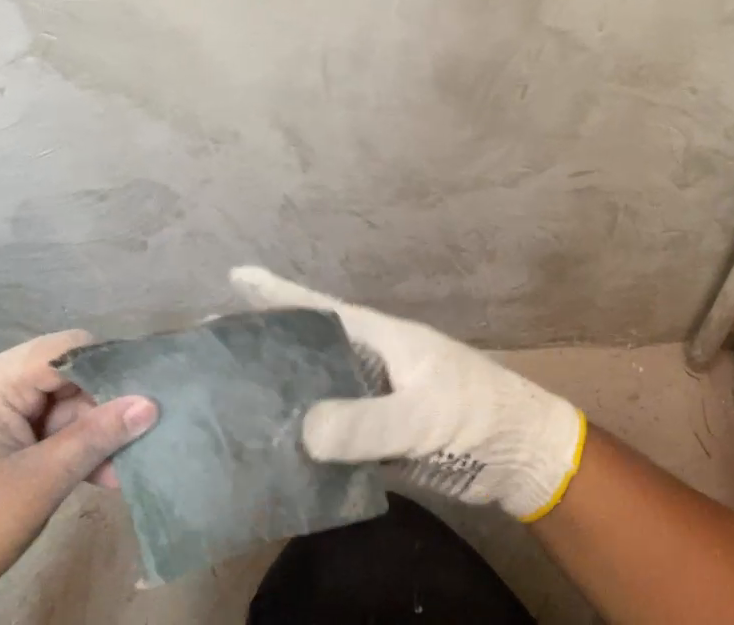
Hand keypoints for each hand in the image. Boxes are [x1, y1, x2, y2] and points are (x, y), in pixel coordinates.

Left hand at [0, 331, 156, 624]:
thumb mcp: (39, 485)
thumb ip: (97, 437)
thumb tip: (150, 403)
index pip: (70, 349)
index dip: (115, 368)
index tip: (149, 401)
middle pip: (58, 379)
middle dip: (98, 413)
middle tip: (129, 454)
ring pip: (42, 409)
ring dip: (77, 438)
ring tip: (107, 478)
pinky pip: (19, 431)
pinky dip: (49, 452)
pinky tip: (73, 481)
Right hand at [231, 266, 585, 520]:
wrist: (521, 456)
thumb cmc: (479, 418)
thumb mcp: (425, 416)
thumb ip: (368, 423)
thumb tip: (300, 428)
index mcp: (385, 339)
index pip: (323, 309)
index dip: (278, 293)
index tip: (234, 277)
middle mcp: (376, 363)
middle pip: (312, 347)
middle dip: (266, 344)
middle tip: (212, 351)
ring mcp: (379, 399)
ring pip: (320, 390)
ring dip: (281, 392)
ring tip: (228, 401)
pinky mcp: (383, 436)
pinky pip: (334, 431)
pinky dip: (304, 438)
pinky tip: (272, 453)